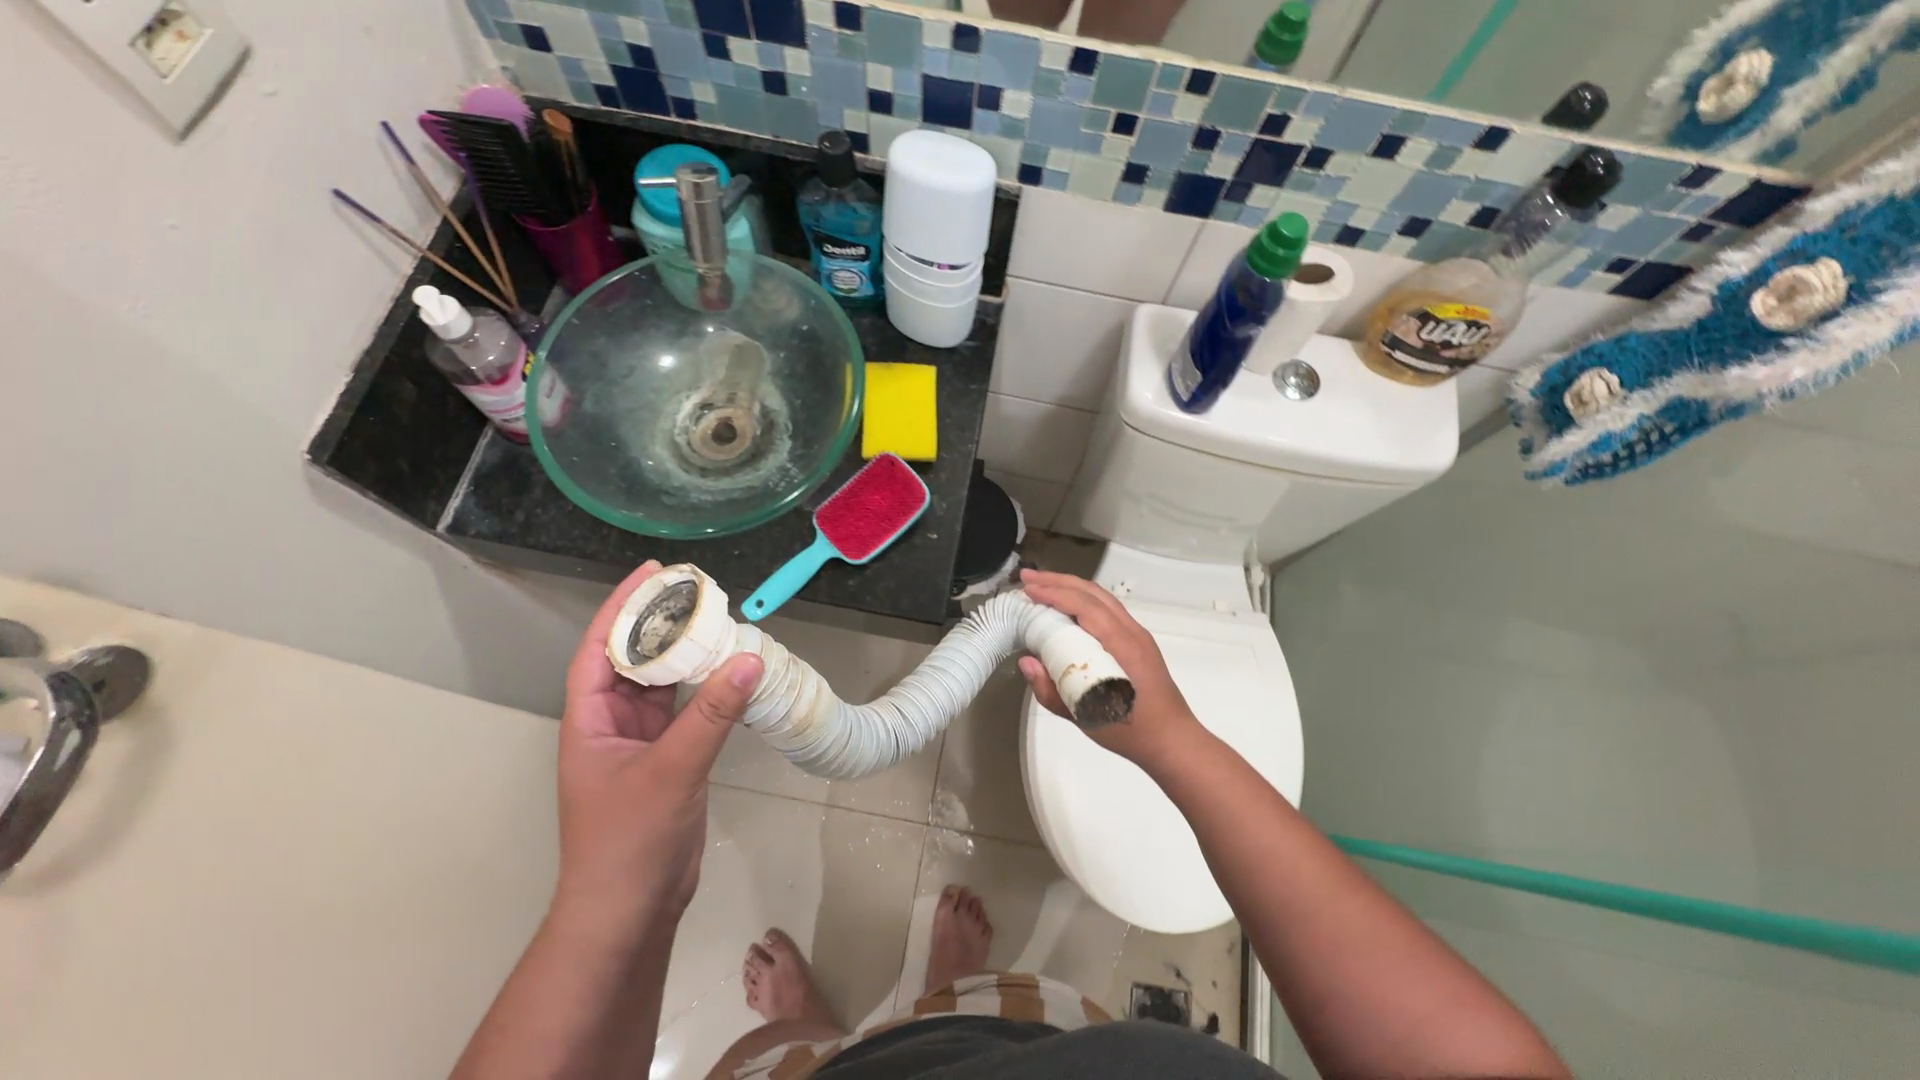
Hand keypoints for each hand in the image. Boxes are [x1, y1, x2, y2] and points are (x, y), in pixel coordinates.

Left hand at [555, 561, 763, 929]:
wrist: (629, 910)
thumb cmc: (629, 841)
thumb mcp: (671, 772)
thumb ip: (711, 716)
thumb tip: (749, 660)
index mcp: (589, 722)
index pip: (599, 649)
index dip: (623, 608)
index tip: (654, 573)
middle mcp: (610, 727)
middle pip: (632, 662)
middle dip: (660, 626)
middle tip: (698, 592)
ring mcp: (639, 746)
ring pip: (662, 688)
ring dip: (685, 659)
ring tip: (719, 623)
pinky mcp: (668, 765)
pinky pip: (686, 715)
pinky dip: (706, 694)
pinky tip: (731, 676)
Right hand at [1015, 569, 1201, 770]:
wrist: (1172, 740)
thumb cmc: (1130, 731)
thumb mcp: (1085, 717)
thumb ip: (1051, 691)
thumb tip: (1026, 661)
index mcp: (1122, 645)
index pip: (1085, 606)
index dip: (1054, 593)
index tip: (1026, 589)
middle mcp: (1132, 632)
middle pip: (1093, 593)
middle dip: (1058, 581)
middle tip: (1026, 577)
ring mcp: (1137, 634)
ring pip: (1102, 597)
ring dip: (1070, 587)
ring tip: (1041, 585)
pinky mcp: (1137, 642)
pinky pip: (1107, 609)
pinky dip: (1082, 600)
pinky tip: (1067, 606)